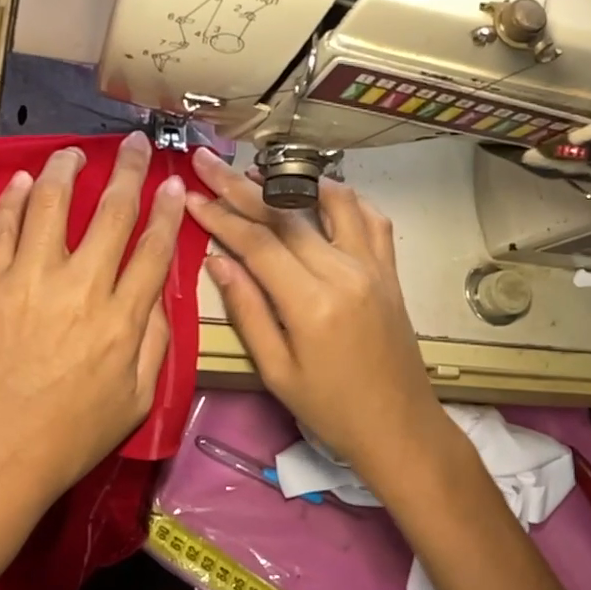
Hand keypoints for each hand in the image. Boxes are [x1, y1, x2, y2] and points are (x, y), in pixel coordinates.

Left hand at [0, 133, 185, 501]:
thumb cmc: (70, 437)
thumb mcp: (136, 400)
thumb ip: (153, 342)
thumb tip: (157, 293)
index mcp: (123, 319)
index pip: (154, 248)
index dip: (168, 211)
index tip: (174, 184)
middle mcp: (82, 288)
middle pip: (112, 213)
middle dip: (129, 171)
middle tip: (135, 144)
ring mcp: (29, 281)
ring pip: (51, 206)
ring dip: (65, 171)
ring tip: (73, 153)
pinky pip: (1, 229)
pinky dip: (12, 199)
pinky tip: (20, 180)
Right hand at [183, 147, 448, 472]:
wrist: (399, 427)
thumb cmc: (331, 409)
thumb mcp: (276, 371)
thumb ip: (247, 310)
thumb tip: (217, 261)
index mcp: (311, 303)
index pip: (257, 242)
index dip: (220, 215)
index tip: (191, 195)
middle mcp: (344, 272)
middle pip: (286, 213)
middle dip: (240, 185)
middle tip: (208, 162)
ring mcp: (373, 266)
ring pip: (331, 201)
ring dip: (292, 180)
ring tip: (258, 172)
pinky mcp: (389, 270)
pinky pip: (370, 217)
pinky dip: (343, 198)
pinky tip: (319, 194)